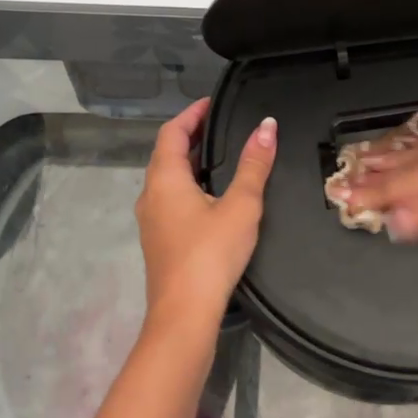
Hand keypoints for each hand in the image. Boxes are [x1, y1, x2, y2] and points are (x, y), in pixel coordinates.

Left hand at [135, 99, 276, 325]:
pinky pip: (170, 199)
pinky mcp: (159, 241)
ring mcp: (151, 221)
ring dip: (190, 161)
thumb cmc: (211, 253)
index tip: (212, 103)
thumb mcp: (241, 205)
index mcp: (165, 179)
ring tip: (220, 155)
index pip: (172, 132)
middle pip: (166, 154)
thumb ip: (254, 165)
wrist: (184, 314)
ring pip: (167, 179)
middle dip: (191, 135)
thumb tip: (267, 126)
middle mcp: (151, 195)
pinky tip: (212, 195)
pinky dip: (188, 184)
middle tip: (221, 124)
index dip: (191, 114)